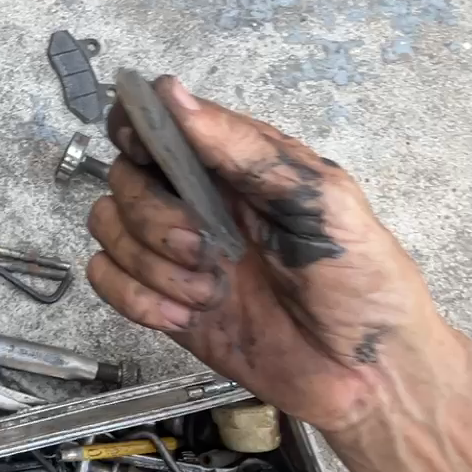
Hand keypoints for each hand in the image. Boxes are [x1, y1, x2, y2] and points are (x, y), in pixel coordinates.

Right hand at [85, 76, 447, 433]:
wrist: (368, 378)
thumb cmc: (362, 281)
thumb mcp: (320, 201)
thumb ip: (244, 148)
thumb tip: (172, 93)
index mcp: (230, 164)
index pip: (154, 122)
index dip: (135, 129)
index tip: (147, 153)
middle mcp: (193, 199)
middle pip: (122, 177)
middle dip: (154, 217)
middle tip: (204, 248)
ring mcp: (170, 248)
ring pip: (106, 224)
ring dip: (150, 263)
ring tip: (208, 291)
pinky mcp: (157, 295)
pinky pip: (104, 277)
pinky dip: (135, 298)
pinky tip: (183, 316)